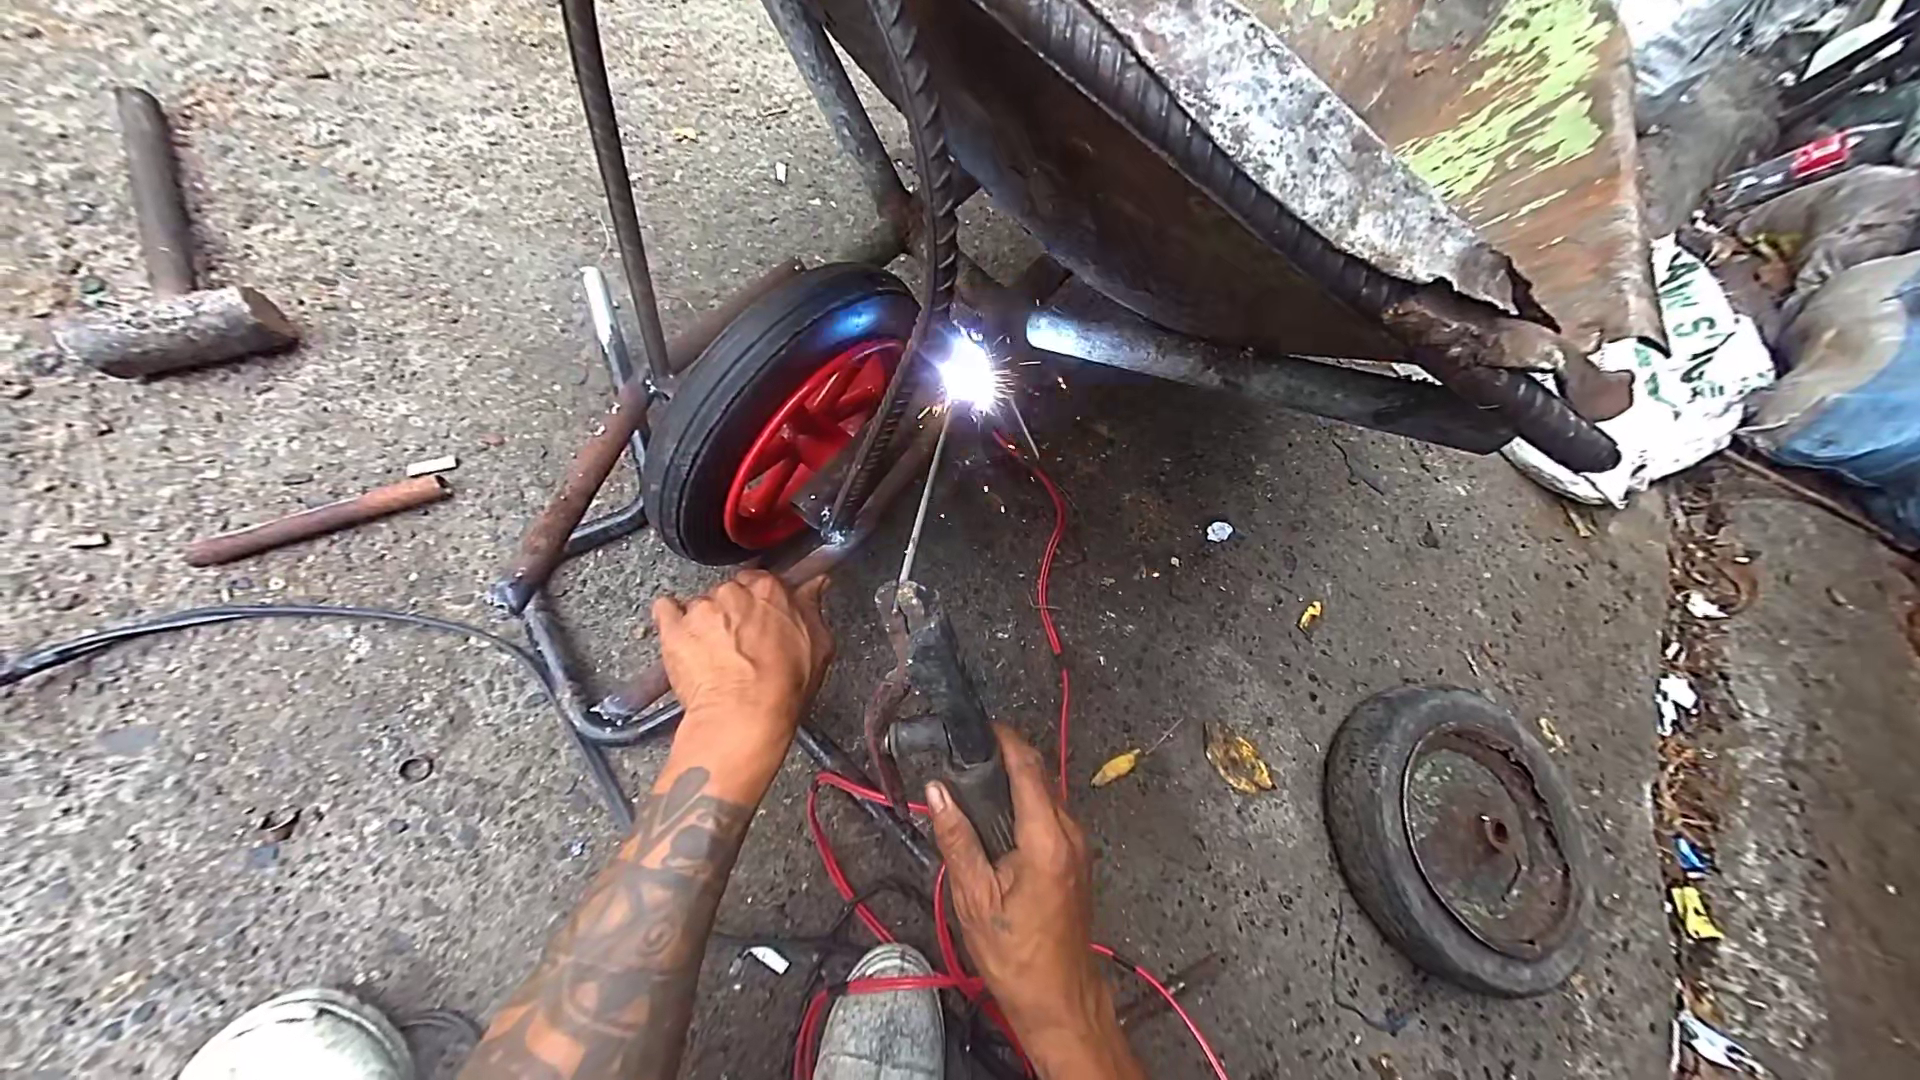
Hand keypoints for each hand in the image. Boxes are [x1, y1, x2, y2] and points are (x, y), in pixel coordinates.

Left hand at [654, 571, 833, 753]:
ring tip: (713, 652)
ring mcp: (701, 609)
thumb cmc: (781, 686)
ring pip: (701, 603)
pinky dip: (671, 618)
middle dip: (733, 612)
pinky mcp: (674, 628)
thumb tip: (814, 586)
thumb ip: (812, 606)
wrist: (743, 714)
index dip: (762, 603)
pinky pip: (666, 609)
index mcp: (770, 590)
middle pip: (730, 591)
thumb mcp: (818, 645)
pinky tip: (683, 637)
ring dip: (705, 621)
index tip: (763, 617)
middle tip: (741, 642)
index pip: (762, 581)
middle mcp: (734, 592)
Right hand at [926, 726, 1140, 1076]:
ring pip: (1047, 790)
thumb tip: (937, 793)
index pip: (1027, 768)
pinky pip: (1051, 811)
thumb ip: (957, 838)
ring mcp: (1079, 844)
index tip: (979, 726)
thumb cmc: (1018, 957)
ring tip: (977, 781)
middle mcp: (1070, 834)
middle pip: (1039, 773)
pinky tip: (999, 815)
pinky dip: (1026, 800)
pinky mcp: (1077, 855)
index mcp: (1046, 840)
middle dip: (1007, 754)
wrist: (1061, 1000)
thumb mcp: (975, 899)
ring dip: (1016, 777)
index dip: (1004, 739)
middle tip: (968, 754)